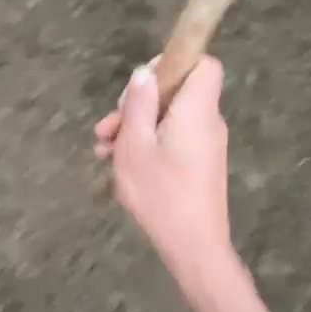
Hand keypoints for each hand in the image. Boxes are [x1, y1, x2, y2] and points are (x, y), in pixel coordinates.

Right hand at [94, 56, 234, 269]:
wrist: (193, 250)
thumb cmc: (161, 194)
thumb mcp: (135, 145)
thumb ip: (138, 103)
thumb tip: (144, 72)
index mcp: (196, 111)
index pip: (203, 64)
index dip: (174, 61)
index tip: (144, 82)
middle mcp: (206, 122)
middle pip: (176, 90)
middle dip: (138, 101)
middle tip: (110, 125)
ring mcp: (204, 144)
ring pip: (168, 116)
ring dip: (135, 124)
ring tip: (103, 147)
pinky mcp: (199, 163)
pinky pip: (172, 136)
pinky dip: (147, 141)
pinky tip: (117, 160)